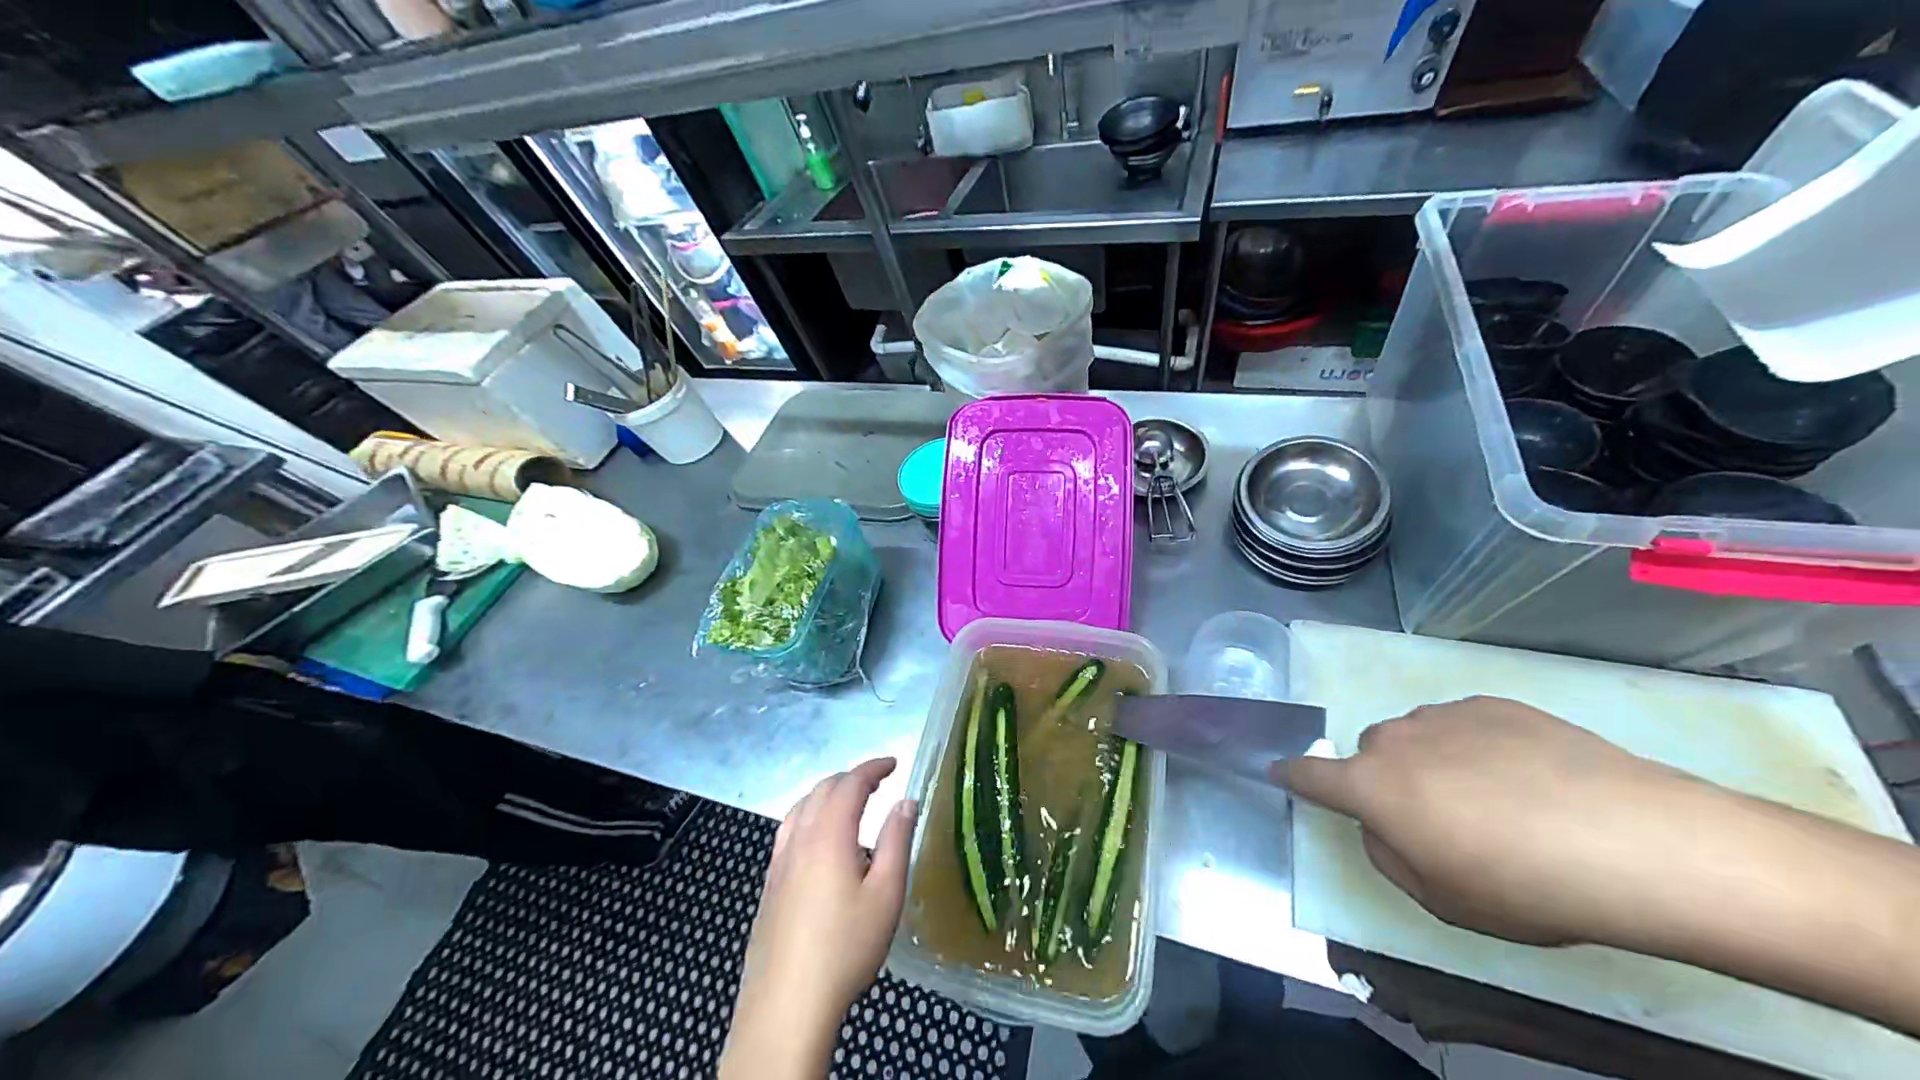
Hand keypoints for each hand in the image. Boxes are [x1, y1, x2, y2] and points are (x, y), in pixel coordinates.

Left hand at [719, 758, 916, 1079]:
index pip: (850, 784)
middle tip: (878, 783)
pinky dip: (808, 816)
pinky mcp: (769, 884)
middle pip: (822, 790)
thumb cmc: (845, 946)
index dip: (872, 768)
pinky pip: (788, 830)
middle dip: (851, 778)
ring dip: (827, 795)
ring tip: (850, 804)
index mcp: (829, 835)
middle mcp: (799, 838)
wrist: (786, 1003)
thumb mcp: (886, 894)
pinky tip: (819, 841)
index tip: (893, 763)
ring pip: (800, 807)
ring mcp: (779, 861)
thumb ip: (897, 841)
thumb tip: (905, 801)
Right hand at [1271, 696, 1708, 947]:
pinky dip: (1474, 746)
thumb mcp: (1442, 899)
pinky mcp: (1494, 703)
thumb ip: (1389, 855)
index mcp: (1371, 787)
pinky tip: (1528, 777)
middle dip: (1387, 779)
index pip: (1310, 775)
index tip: (1278, 772)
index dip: (1290, 775)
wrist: (1638, 842)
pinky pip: (1462, 724)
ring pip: (1417, 736)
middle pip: (1370, 753)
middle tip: (1436, 818)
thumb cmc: (1526, 885)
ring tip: (1495, 798)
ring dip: (1431, 761)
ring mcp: (1445, 715)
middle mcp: (1395, 739)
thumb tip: (1383, 824)